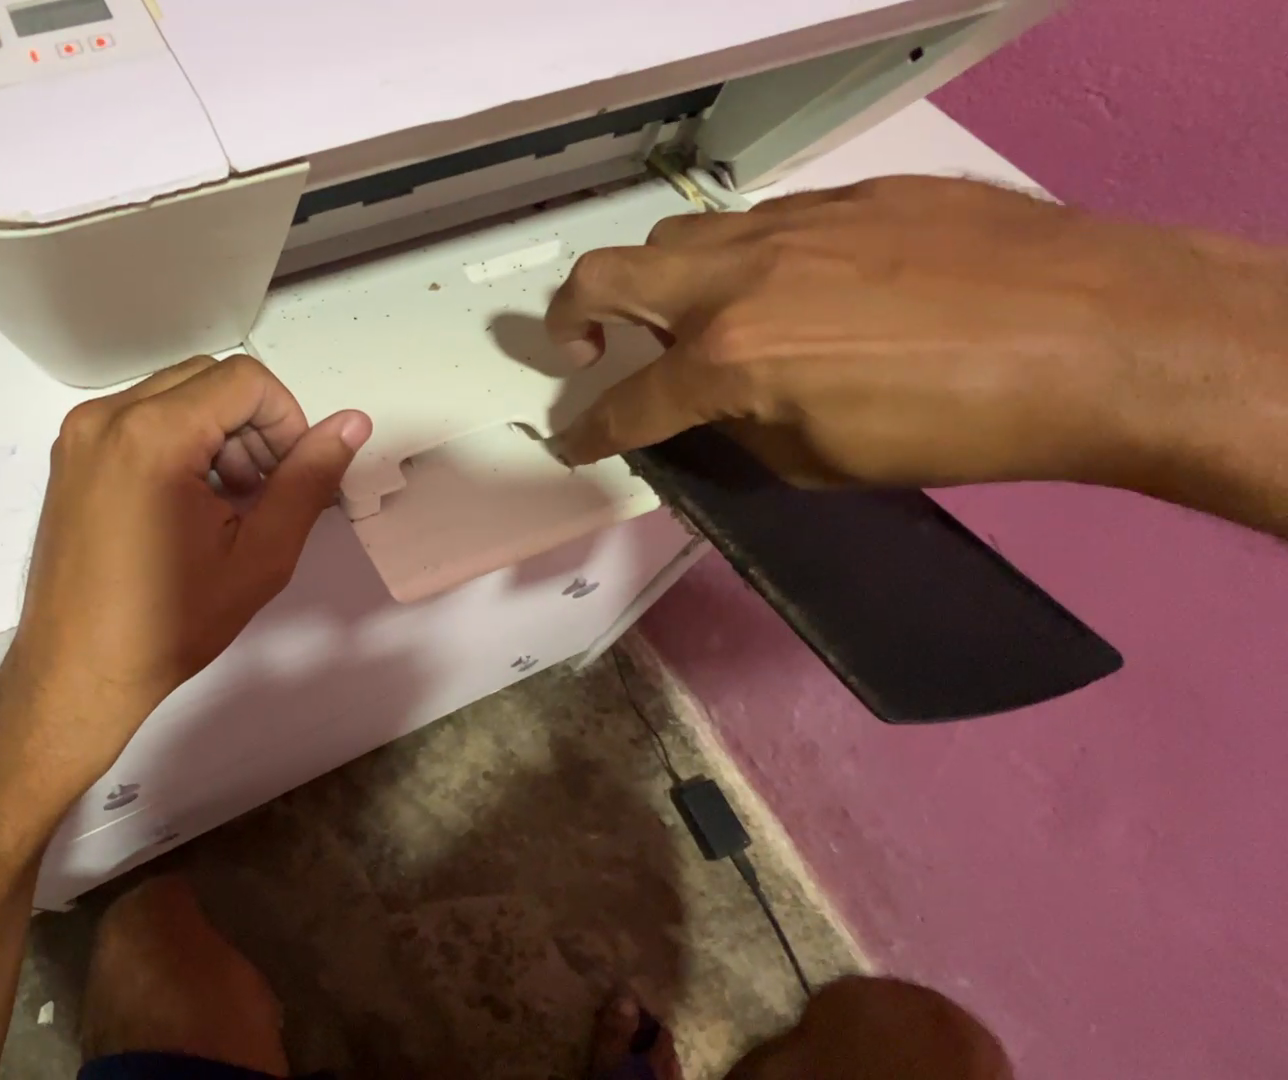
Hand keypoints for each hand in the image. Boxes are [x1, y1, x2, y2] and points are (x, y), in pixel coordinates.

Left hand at [0, 355, 371, 798]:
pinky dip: (179, 442)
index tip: (289, 477)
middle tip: (261, 493)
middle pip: (208, 379)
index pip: (245, 380)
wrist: (79, 672)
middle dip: (252, 426)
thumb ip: (309, 480)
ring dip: (217, 433)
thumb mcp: (260, 556)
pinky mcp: (70, 456)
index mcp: (151, 436)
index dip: (286, 420)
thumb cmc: (171, 623)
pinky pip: (140, 418)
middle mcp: (106, 417)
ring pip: (175, 395)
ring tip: (228, 503)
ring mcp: (80, 435)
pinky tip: (188, 504)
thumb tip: (353, 423)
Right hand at [543, 177, 1287, 524]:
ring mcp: (789, 225)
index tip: (573, 442)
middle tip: (584, 351)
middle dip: (568, 320)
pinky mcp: (845, 197)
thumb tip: (700, 415)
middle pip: (604, 276)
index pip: (625, 402)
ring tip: (690, 320)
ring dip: (654, 285)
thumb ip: (734, 431)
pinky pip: (754, 224)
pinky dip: (736, 264)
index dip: (588, 432)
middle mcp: (738, 279)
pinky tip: (786, 291)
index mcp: (730, 357)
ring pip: (673, 238)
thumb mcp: (816, 462)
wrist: (1110, 335)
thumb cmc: (956, 427)